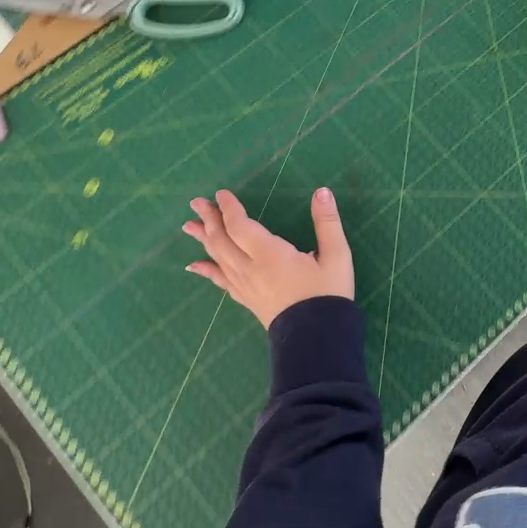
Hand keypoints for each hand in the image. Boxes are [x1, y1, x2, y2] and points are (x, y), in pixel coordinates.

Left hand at [183, 188, 354, 329]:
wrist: (316, 336)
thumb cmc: (327, 292)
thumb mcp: (336, 254)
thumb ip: (327, 222)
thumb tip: (322, 191)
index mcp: (270, 255)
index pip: (241, 226)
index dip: (230, 209)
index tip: (221, 194)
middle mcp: (250, 269)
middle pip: (223, 241)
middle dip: (210, 220)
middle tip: (196, 204)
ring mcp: (245, 285)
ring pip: (218, 259)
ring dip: (203, 240)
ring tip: (189, 226)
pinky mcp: (246, 298)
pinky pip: (220, 281)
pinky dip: (206, 270)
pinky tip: (195, 265)